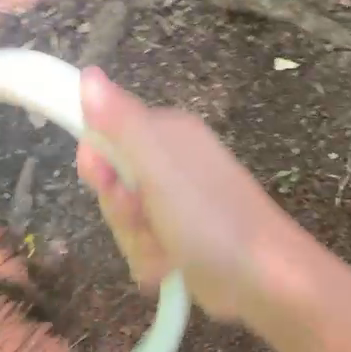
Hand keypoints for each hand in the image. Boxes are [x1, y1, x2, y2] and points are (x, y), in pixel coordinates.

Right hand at [75, 68, 302, 321]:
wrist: (261, 276)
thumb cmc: (210, 218)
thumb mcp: (158, 165)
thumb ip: (121, 122)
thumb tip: (89, 75)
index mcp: (166, 136)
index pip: (105, 135)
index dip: (97, 163)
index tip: (106, 181)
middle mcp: (169, 167)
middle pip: (112, 186)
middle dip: (122, 214)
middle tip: (144, 220)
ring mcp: (176, 207)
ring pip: (126, 224)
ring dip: (138, 244)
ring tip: (166, 251)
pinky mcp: (180, 242)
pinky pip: (144, 249)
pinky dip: (153, 263)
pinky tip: (171, 269)